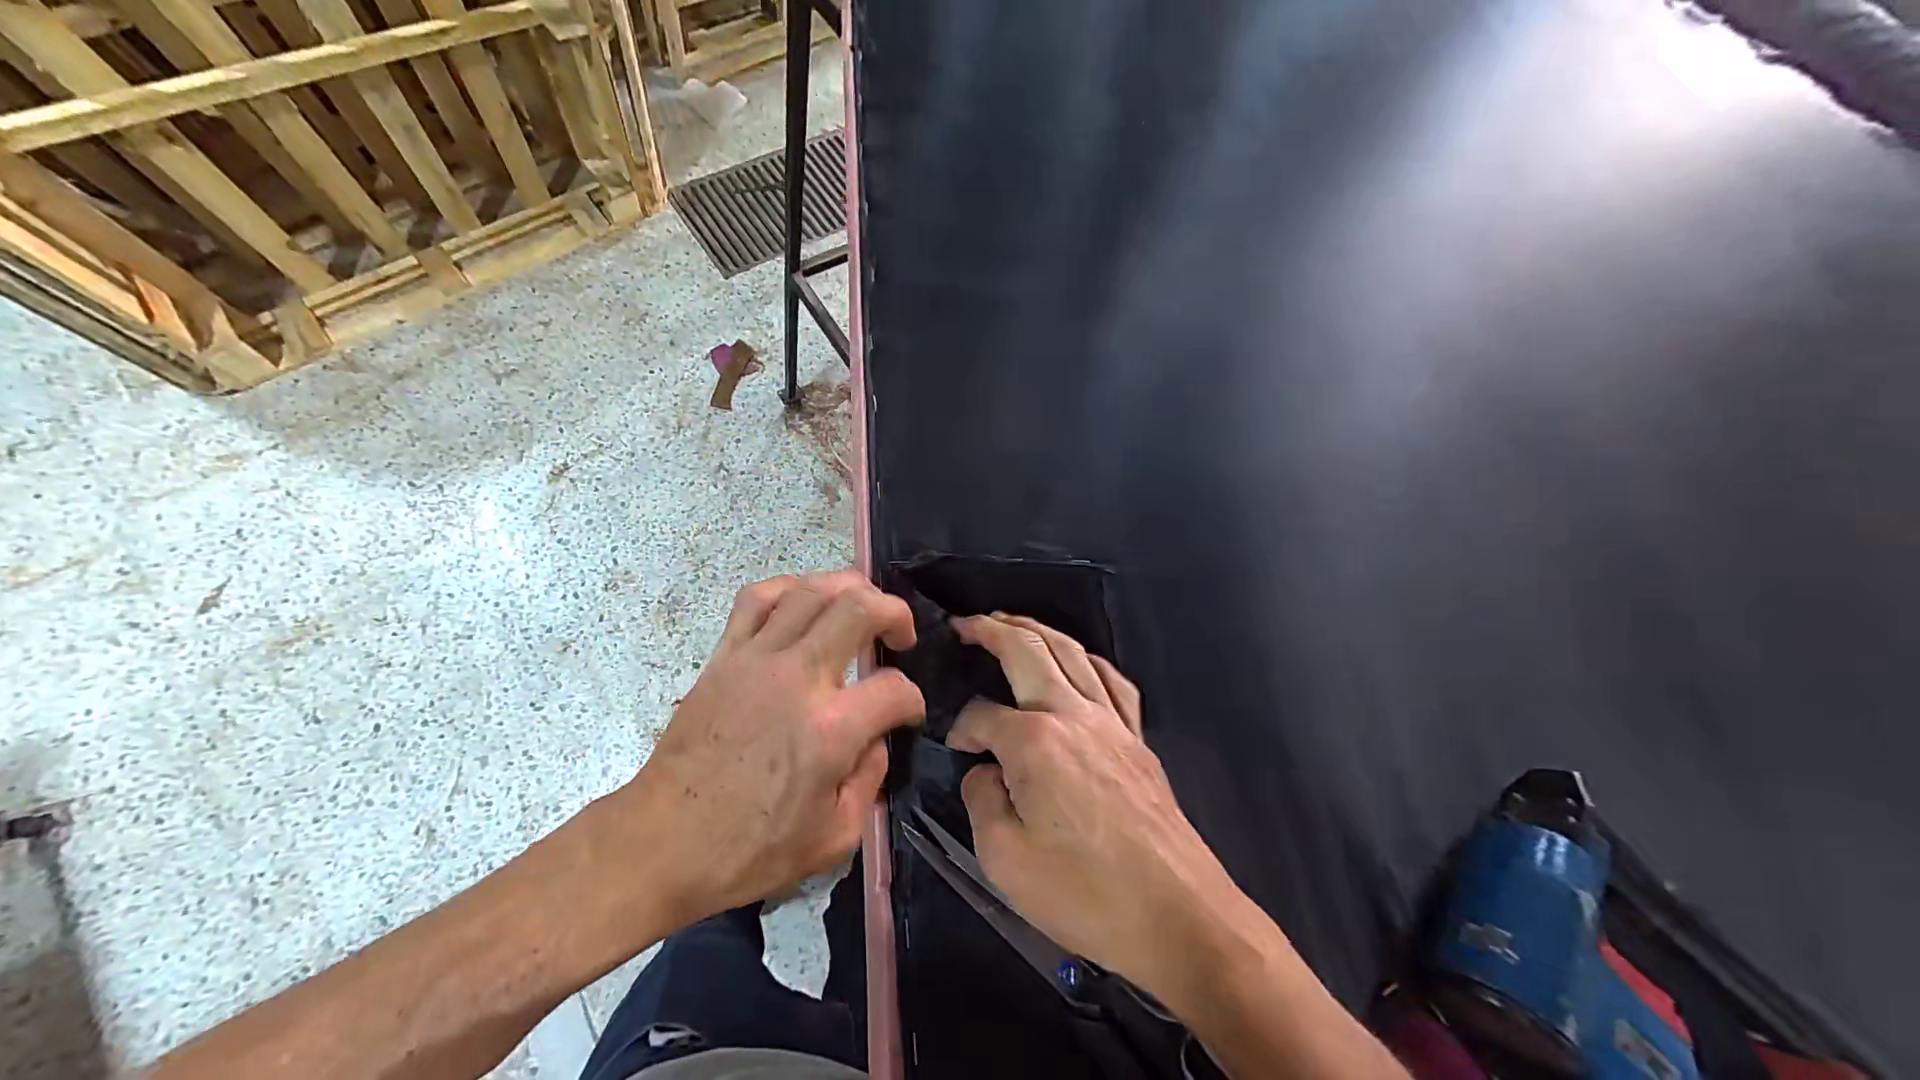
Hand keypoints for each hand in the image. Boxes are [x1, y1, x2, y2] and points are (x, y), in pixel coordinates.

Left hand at [631, 571, 924, 921]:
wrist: (663, 842)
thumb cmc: (749, 849)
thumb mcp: (834, 838)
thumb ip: (870, 780)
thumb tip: (875, 739)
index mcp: (831, 729)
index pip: (895, 688)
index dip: (913, 700)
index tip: (908, 714)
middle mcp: (797, 678)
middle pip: (859, 608)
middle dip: (895, 612)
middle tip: (901, 634)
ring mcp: (756, 659)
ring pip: (812, 590)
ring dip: (850, 589)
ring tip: (861, 607)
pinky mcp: (724, 656)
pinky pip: (758, 598)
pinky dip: (790, 587)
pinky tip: (804, 601)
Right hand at [948, 614, 1248, 1003]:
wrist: (1176, 915)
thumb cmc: (1084, 892)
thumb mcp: (1004, 858)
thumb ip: (981, 800)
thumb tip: (984, 770)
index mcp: (1035, 741)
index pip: (982, 714)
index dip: (961, 726)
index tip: (955, 747)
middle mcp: (1074, 714)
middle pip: (1028, 651)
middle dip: (991, 630)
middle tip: (965, 623)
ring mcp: (1112, 722)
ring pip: (1072, 652)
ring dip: (1036, 630)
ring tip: (1011, 622)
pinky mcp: (1138, 738)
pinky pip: (1112, 680)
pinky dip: (1088, 658)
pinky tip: (1080, 659)